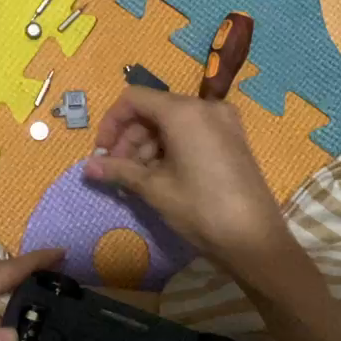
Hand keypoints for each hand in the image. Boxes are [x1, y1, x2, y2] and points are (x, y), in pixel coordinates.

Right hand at [83, 88, 290, 269]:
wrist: (255, 241)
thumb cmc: (200, 209)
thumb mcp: (154, 189)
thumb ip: (118, 170)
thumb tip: (86, 167)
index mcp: (184, 112)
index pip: (134, 99)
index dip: (111, 123)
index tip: (102, 152)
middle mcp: (205, 108)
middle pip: (153, 110)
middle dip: (129, 138)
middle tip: (117, 170)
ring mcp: (223, 122)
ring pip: (171, 123)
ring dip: (148, 146)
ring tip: (137, 179)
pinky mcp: (232, 139)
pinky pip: (191, 132)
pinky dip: (170, 148)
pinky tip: (161, 176)